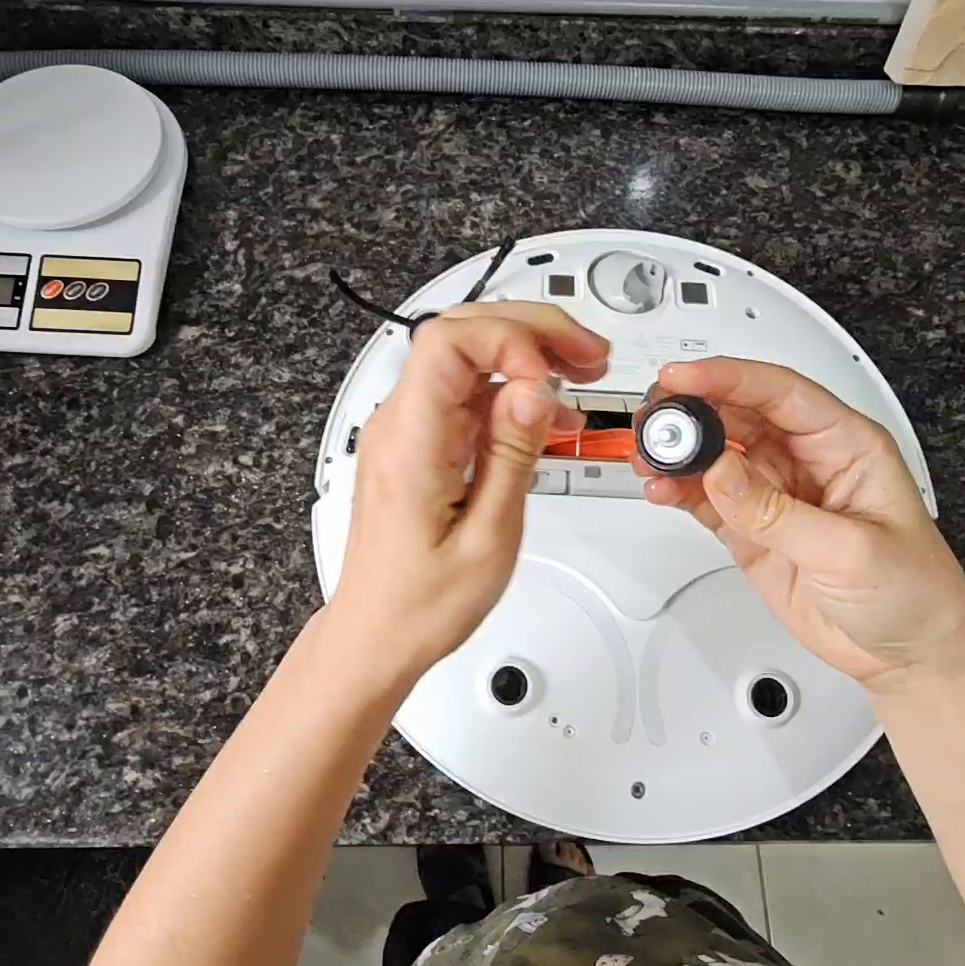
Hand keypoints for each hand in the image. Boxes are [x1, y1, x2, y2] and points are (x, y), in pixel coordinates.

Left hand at [326, 302, 608, 681]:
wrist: (377, 633)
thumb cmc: (420, 603)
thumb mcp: (488, 537)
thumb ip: (512, 454)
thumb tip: (534, 389)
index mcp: (409, 442)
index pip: (449, 342)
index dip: (510, 340)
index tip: (552, 377)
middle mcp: (398, 425)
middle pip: (459, 334)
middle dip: (531, 332)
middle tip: (586, 354)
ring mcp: (406, 431)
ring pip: (467, 359)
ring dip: (526, 357)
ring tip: (580, 377)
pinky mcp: (419, 444)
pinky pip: (466, 397)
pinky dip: (511, 393)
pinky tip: (549, 415)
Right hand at [638, 358, 964, 691]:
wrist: (904, 653)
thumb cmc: (911, 593)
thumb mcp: (851, 550)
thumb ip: (778, 512)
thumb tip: (721, 472)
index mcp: (844, 444)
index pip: (780, 393)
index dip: (729, 378)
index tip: (683, 378)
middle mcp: (803, 459)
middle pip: (736, 414)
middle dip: (690, 410)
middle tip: (652, 419)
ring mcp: (771, 492)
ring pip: (712, 453)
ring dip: (676, 451)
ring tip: (647, 457)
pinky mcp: (747, 526)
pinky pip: (703, 496)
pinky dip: (677, 489)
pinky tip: (660, 489)